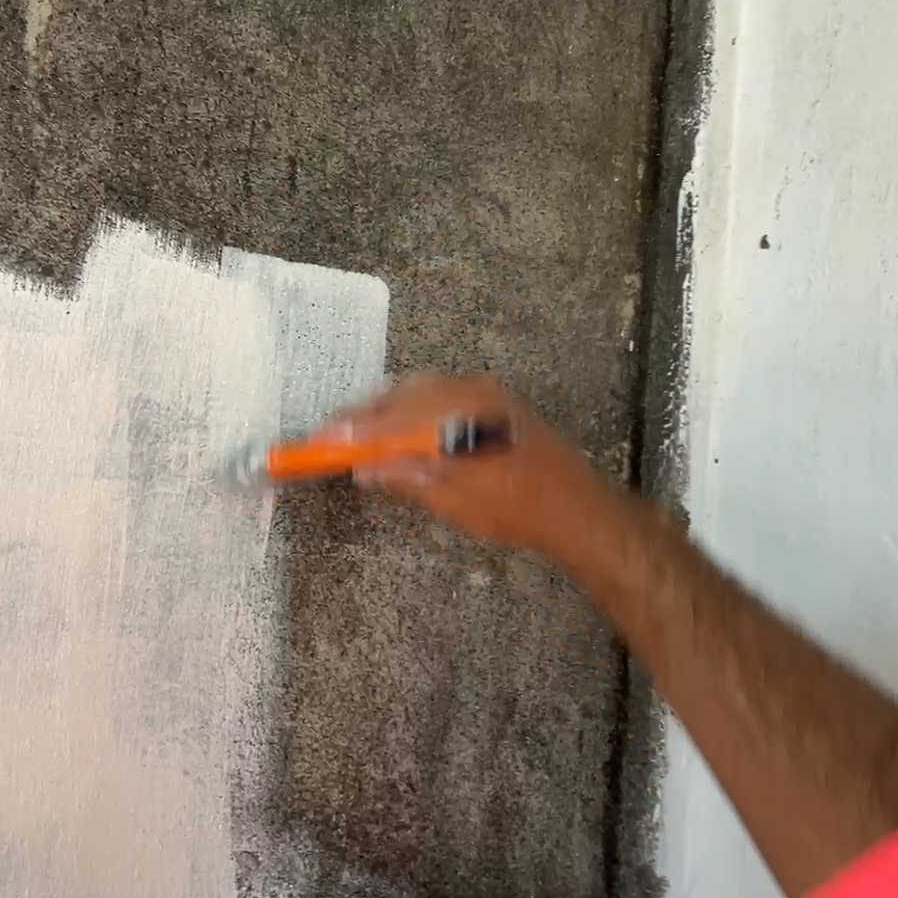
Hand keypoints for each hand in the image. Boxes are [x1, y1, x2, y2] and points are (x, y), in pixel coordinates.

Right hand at [316, 372, 624, 564]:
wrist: (577, 508)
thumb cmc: (514, 510)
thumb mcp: (453, 501)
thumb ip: (405, 477)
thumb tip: (364, 468)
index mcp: (457, 419)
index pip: (389, 419)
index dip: (351, 428)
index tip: (321, 436)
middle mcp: (468, 393)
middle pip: (400, 395)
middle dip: (364, 413)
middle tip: (334, 431)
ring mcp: (482, 390)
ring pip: (419, 387)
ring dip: (386, 405)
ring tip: (362, 426)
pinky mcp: (493, 395)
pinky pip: (441, 388)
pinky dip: (413, 401)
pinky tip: (403, 419)